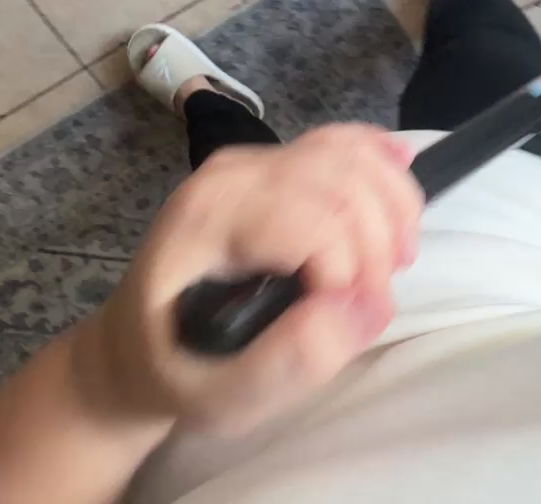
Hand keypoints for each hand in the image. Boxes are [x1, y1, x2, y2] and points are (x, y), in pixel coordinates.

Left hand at [74, 124, 423, 435]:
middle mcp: (232, 172)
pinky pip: (343, 142)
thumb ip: (287, 362)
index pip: (313, 218)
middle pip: (340, 179)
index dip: (352, 271)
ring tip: (396, 262)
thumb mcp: (220, 397)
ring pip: (351, 152)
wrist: (139, 339)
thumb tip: (359, 305)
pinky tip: (401, 196)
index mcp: (209, 220)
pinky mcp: (275, 159)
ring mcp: (254, 157)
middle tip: (375, 305)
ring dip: (391, 205)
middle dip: (378, 244)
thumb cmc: (177, 370)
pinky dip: (382, 166)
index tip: (354, 322)